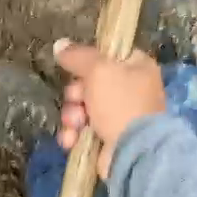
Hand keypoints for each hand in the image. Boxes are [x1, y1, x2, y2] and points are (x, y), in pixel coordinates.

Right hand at [54, 39, 165, 178]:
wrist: (133, 152)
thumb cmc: (120, 103)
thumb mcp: (99, 70)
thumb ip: (78, 56)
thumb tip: (59, 44)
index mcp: (137, 67)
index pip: (107, 56)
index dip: (87, 63)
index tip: (76, 70)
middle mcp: (130, 90)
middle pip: (89, 83)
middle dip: (76, 95)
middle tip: (77, 101)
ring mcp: (119, 116)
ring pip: (82, 108)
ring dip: (72, 116)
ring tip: (76, 124)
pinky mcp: (107, 138)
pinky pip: (82, 130)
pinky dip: (74, 134)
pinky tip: (72, 140)